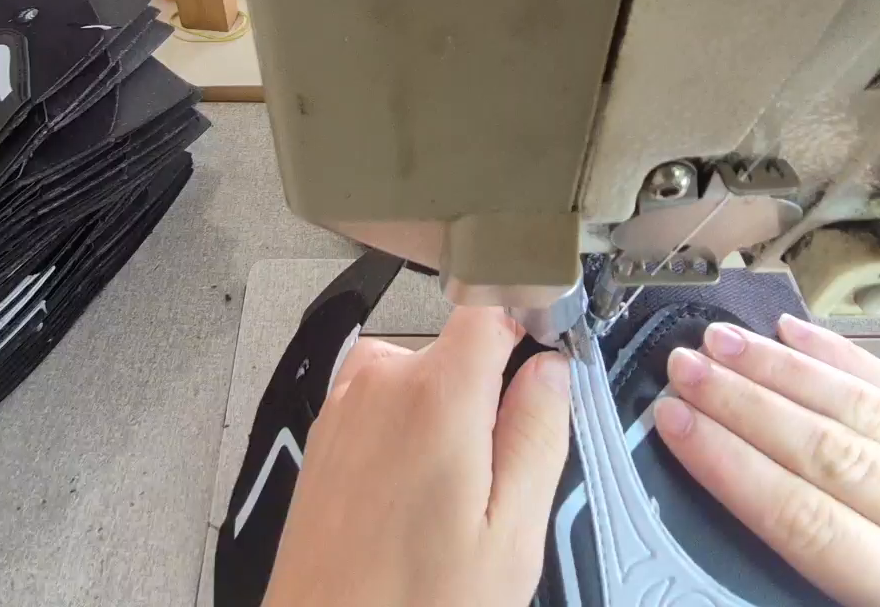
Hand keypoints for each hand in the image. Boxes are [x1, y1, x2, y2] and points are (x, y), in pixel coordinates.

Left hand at [263, 307, 571, 606]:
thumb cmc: (410, 606)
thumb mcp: (508, 535)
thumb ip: (537, 435)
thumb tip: (552, 371)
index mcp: (437, 394)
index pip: (488, 302)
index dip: (522, 313)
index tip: (541, 344)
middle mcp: (383, 381)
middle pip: (458, 344)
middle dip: (487, 390)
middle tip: (491, 470)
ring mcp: (347, 399)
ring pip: (422, 371)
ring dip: (445, 410)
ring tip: (444, 493)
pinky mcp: (327, 424)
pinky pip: (384, 394)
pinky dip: (407, 422)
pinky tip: (409, 489)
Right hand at [653, 314, 879, 606]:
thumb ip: (829, 590)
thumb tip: (745, 515)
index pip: (811, 522)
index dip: (731, 466)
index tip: (672, 421)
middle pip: (839, 455)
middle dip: (746, 403)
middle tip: (683, 365)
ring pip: (878, 414)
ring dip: (787, 370)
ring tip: (722, 340)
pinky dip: (857, 364)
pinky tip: (802, 335)